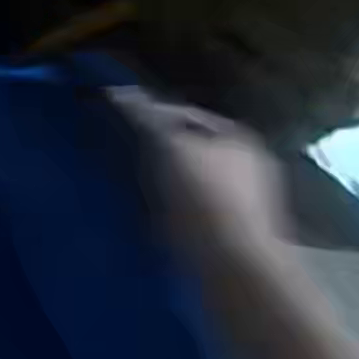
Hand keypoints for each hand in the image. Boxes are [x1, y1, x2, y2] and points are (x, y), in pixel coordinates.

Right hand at [110, 87, 291, 264]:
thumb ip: (139, 113)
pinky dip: (163, 194)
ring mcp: (240, 196)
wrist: (231, 266)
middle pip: (182, 140)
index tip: (112, 118)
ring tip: (121, 172)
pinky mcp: (228, 225)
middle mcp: (245, 162)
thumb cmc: (200, 194)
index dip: (144, 110)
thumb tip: (114, 92)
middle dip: (148, 140)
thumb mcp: (163, 142)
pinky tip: (142, 200)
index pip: (179, 111)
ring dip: (154, 168)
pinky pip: (185, 196)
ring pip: (182, 169)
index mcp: (238, 137)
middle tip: (114, 143)